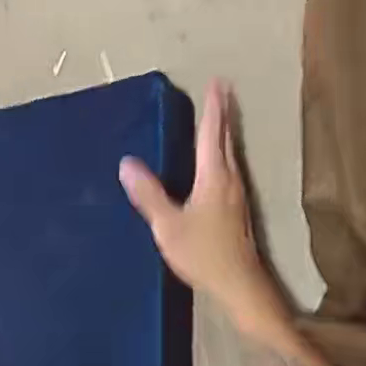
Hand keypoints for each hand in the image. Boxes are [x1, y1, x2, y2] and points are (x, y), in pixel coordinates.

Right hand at [120, 79, 288, 331]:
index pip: (211, 134)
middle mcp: (230, 179)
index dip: (213, 108)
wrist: (238, 283)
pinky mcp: (238, 210)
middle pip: (226, 139)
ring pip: (231, 154)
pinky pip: (231, 170)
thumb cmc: (203, 254)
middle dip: (223, 114)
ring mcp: (238, 195)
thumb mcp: (168, 226)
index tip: (218, 82)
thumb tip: (126, 163)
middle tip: (222, 91)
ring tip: (221, 119)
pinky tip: (219, 164)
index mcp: (214, 177)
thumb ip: (149, 194)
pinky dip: (224, 155)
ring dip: (225, 134)